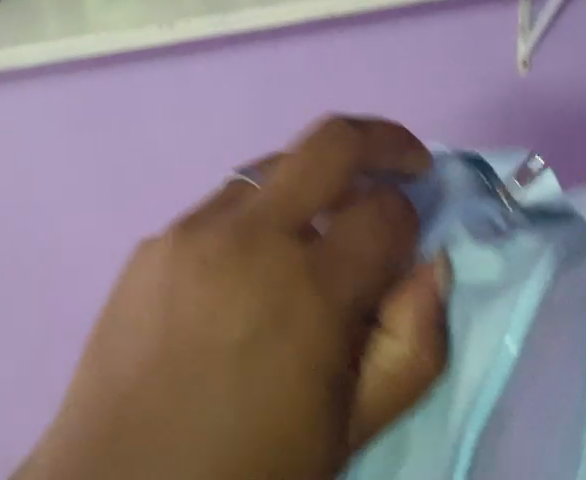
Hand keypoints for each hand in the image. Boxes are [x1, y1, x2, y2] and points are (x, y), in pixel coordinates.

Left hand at [16, 117, 449, 479]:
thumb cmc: (251, 469)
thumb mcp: (351, 429)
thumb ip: (411, 344)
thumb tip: (431, 263)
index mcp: (310, 291)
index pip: (386, 211)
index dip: (411, 220)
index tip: (408, 241)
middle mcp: (250, 239)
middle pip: (331, 143)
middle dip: (382, 139)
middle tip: (406, 161)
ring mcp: (193, 231)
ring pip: (270, 169)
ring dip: (310, 186)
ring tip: (314, 235)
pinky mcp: (154, 241)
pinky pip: (219, 208)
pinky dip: (252, 223)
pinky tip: (243, 275)